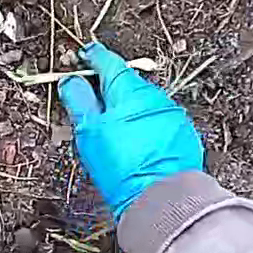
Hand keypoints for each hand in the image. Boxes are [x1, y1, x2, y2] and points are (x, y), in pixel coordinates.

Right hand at [58, 42, 203, 218]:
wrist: (163, 198)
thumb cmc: (123, 166)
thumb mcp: (89, 131)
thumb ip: (78, 100)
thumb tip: (70, 80)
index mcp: (129, 90)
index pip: (108, 62)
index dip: (92, 57)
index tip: (84, 54)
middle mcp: (154, 96)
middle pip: (125, 83)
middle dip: (107, 89)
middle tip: (90, 102)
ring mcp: (171, 115)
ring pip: (141, 104)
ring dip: (126, 110)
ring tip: (112, 131)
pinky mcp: (182, 134)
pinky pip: (156, 121)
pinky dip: (143, 126)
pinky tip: (134, 144)